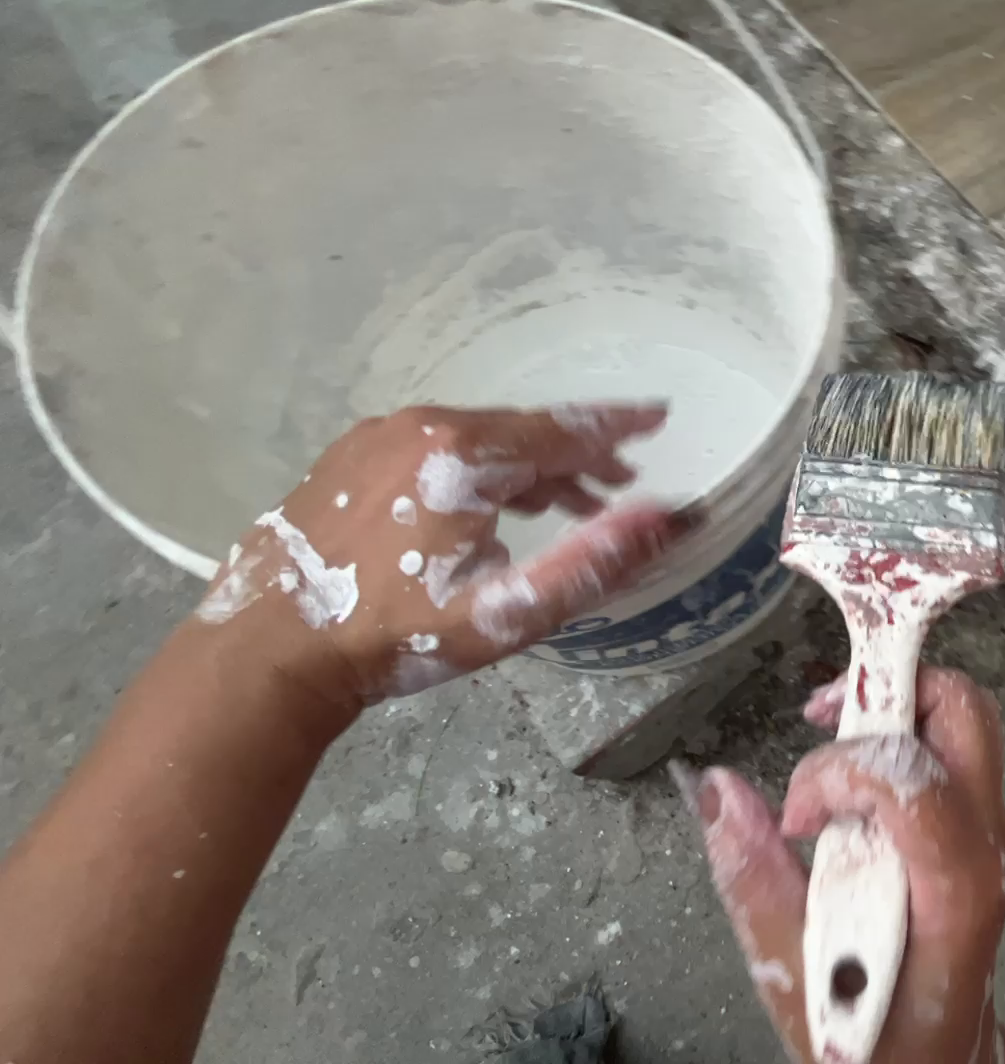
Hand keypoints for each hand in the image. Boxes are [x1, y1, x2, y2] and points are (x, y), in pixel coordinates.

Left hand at [187, 403, 698, 712]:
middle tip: (622, 481)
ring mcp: (377, 438)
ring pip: (484, 439)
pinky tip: (500, 505)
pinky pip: (443, 448)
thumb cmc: (400, 635)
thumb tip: (671, 516)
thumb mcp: (513, 608)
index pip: (562, 430)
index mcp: (462, 454)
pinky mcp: (351, 458)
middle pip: (524, 430)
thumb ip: (597, 559)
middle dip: (581, 453)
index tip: (659, 415)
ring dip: (536, 465)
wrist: (265, 657)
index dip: (617, 425)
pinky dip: (488, 469)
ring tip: (572, 502)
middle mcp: (419, 427)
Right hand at [677, 667, 1004, 1063]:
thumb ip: (753, 883)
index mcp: (953, 891)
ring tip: (830, 736)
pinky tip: (853, 764)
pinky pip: (953, 740)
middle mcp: (986, 843)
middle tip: (825, 718)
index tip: (798, 816)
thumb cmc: (877, 1037)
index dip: (840, 772)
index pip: (913, 781)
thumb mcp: (793, 981)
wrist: (942, 1060)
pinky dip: (902, 725)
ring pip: (964, 715)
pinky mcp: (976, 819)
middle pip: (962, 713)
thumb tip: (717, 788)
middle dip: (889, 690)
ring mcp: (990, 826)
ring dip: (894, 701)